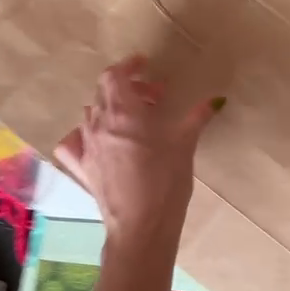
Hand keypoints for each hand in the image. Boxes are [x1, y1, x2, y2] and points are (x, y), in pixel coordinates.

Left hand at [53, 56, 222, 243]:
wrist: (142, 224)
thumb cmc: (166, 181)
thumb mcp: (185, 145)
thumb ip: (197, 117)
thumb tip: (216, 100)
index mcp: (124, 112)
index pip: (115, 76)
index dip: (129, 66)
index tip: (146, 66)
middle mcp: (99, 124)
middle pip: (104, 93)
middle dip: (129, 89)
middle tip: (155, 98)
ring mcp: (86, 146)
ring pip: (91, 114)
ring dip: (111, 109)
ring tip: (135, 120)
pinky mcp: (82, 167)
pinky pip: (73, 142)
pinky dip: (84, 134)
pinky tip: (97, 139)